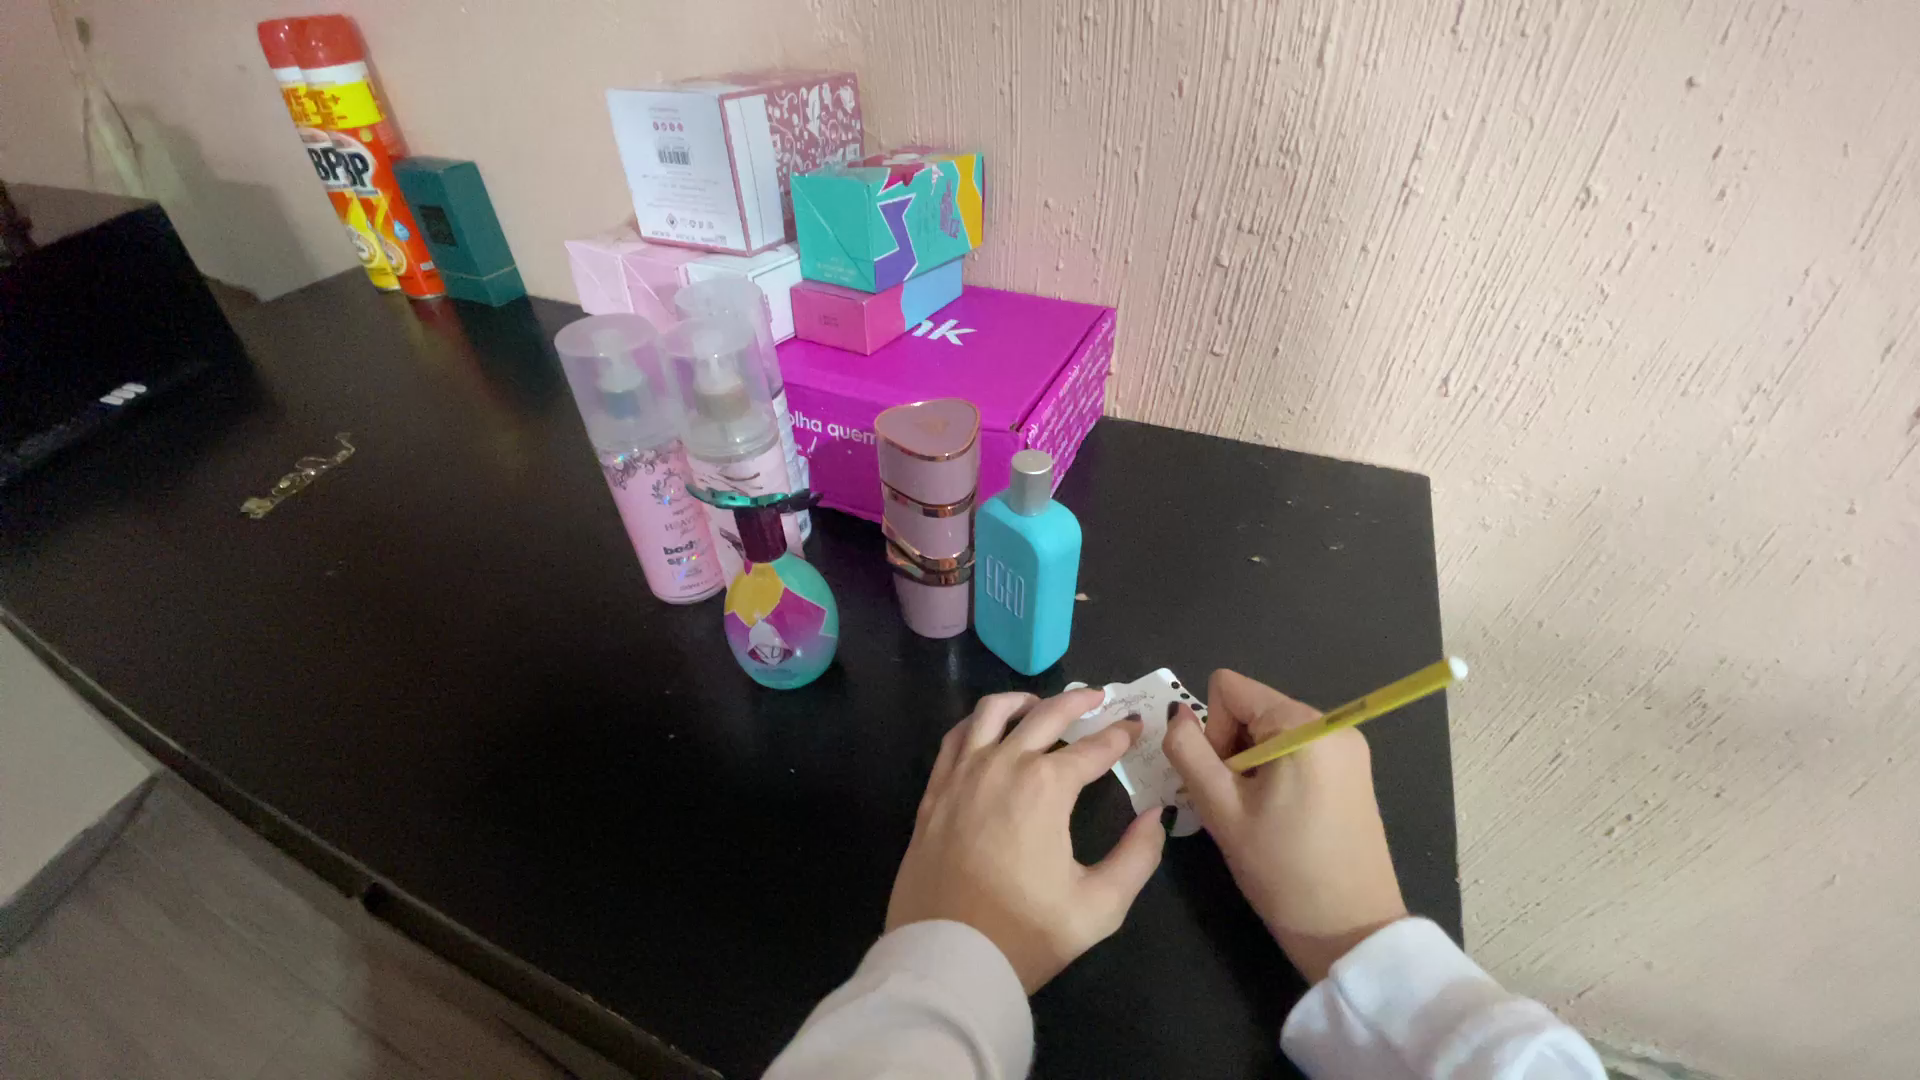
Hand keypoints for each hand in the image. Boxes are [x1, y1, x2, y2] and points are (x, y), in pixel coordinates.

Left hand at [887, 689, 1167, 992]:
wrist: (946, 958)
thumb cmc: (1024, 934)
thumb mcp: (1098, 906)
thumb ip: (1137, 858)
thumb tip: (1156, 816)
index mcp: (1046, 787)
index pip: (1093, 749)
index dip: (1120, 736)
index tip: (1136, 726)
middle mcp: (1003, 764)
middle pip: (1045, 714)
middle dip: (1078, 702)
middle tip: (1100, 698)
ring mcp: (963, 772)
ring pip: (993, 711)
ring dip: (1024, 701)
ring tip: (1042, 704)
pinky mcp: (936, 788)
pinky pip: (957, 736)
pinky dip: (979, 721)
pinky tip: (989, 730)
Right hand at [1163, 670, 1406, 982]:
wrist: (1351, 934)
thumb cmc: (1281, 869)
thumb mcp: (1219, 808)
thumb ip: (1187, 750)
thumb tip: (1175, 713)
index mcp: (1303, 725)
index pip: (1228, 688)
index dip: (1212, 731)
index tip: (1225, 781)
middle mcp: (1331, 725)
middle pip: (1250, 707)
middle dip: (1231, 748)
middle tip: (1238, 804)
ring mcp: (1347, 748)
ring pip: (1267, 731)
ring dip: (1249, 765)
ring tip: (1259, 814)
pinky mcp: (1352, 772)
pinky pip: (1293, 749)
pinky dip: (1273, 773)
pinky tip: (1279, 816)